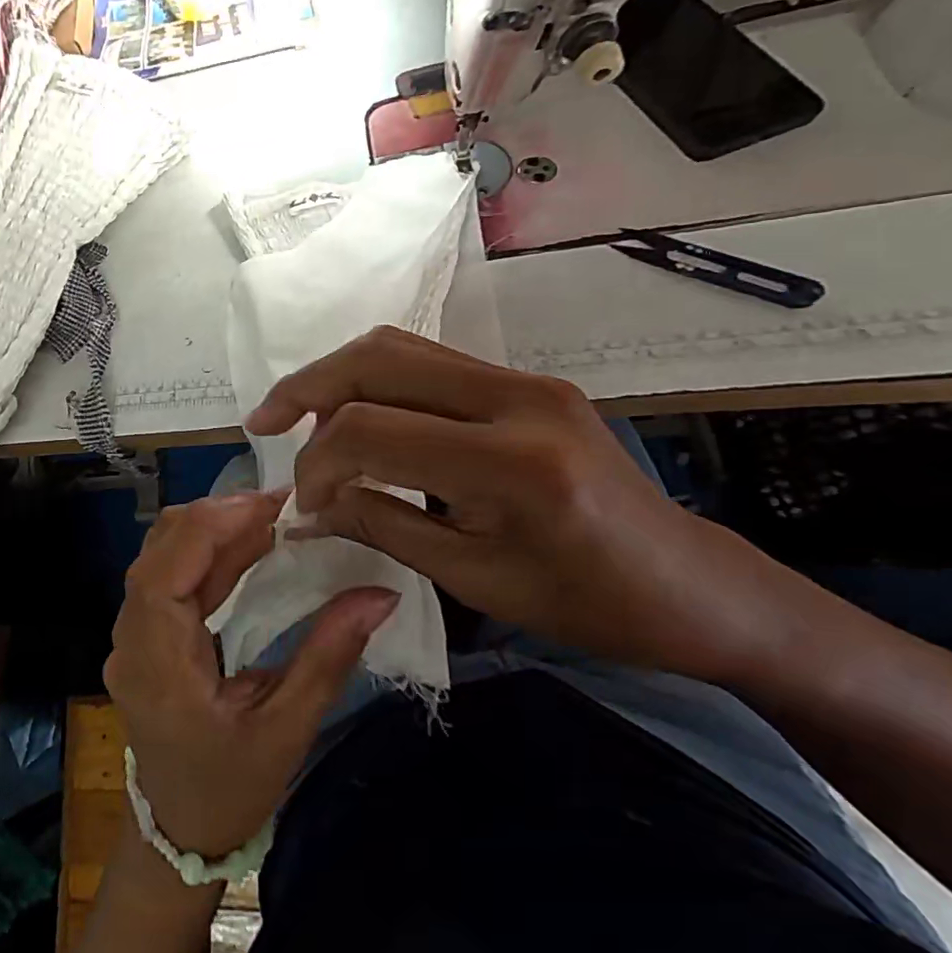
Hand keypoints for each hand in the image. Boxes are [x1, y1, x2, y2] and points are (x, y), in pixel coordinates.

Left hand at [105, 493, 397, 861]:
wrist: (179, 833)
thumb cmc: (230, 789)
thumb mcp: (286, 730)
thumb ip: (328, 657)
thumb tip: (381, 594)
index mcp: (156, 664)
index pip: (164, 571)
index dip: (214, 526)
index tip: (273, 504)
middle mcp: (132, 640)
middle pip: (159, 551)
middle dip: (219, 517)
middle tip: (284, 505)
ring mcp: (135, 637)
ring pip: (163, 558)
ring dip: (216, 531)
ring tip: (275, 517)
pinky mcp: (149, 637)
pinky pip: (174, 578)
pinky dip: (212, 554)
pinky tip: (253, 546)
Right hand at [247, 326, 819, 684]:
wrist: (686, 584)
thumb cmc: (585, 604)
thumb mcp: (473, 578)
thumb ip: (382, 526)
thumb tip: (308, 508)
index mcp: (509, 462)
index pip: (372, 430)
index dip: (317, 463)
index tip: (301, 504)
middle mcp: (517, 397)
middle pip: (381, 359)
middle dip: (309, 388)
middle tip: (265, 423)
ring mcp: (526, 381)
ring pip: (405, 348)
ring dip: (342, 378)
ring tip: (302, 420)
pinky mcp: (528, 384)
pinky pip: (434, 365)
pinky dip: (382, 385)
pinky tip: (361, 420)